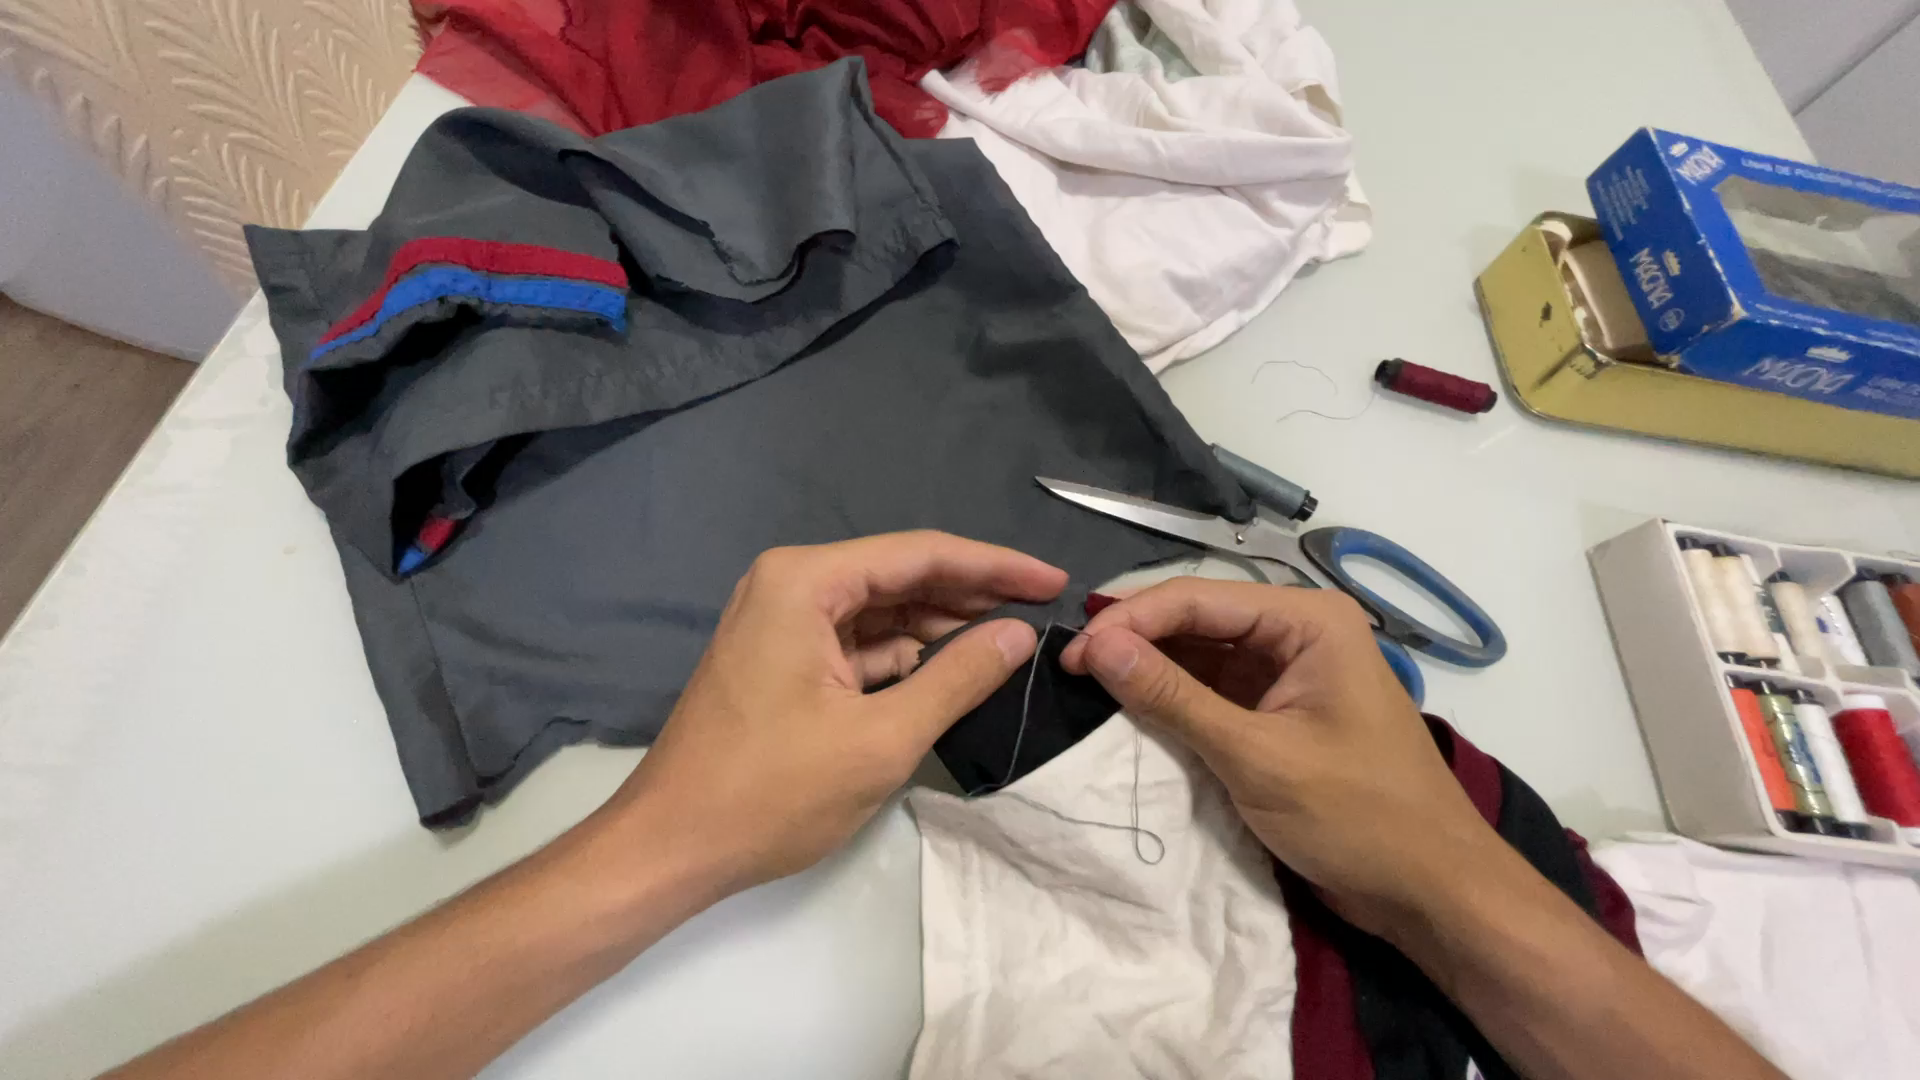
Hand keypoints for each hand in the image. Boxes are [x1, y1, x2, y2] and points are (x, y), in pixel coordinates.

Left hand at [598, 531, 1066, 898]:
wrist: (669, 850)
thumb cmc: (772, 792)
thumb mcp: (881, 738)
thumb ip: (958, 678)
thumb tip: (1018, 633)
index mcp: (806, 580)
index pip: (921, 554)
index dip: (994, 566)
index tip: (1052, 581)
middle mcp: (792, 583)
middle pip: (900, 576)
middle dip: (969, 595)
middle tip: (1038, 611)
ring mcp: (783, 619)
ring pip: (881, 610)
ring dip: (939, 627)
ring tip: (1005, 641)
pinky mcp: (783, 656)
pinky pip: (857, 641)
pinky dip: (903, 656)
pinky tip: (948, 670)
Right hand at [1060, 578, 1506, 940]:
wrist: (1433, 895)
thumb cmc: (1358, 817)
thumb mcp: (1256, 756)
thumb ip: (1172, 697)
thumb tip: (1096, 646)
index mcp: (1307, 620)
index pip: (1199, 599)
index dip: (1130, 621)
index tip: (1073, 653)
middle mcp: (1295, 630)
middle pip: (1196, 619)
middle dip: (1135, 640)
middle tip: (1072, 668)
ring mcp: (1284, 670)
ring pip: (1198, 653)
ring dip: (1148, 668)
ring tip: (1088, 683)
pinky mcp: (1274, 708)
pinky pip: (1210, 688)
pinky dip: (1171, 697)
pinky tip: (1130, 705)